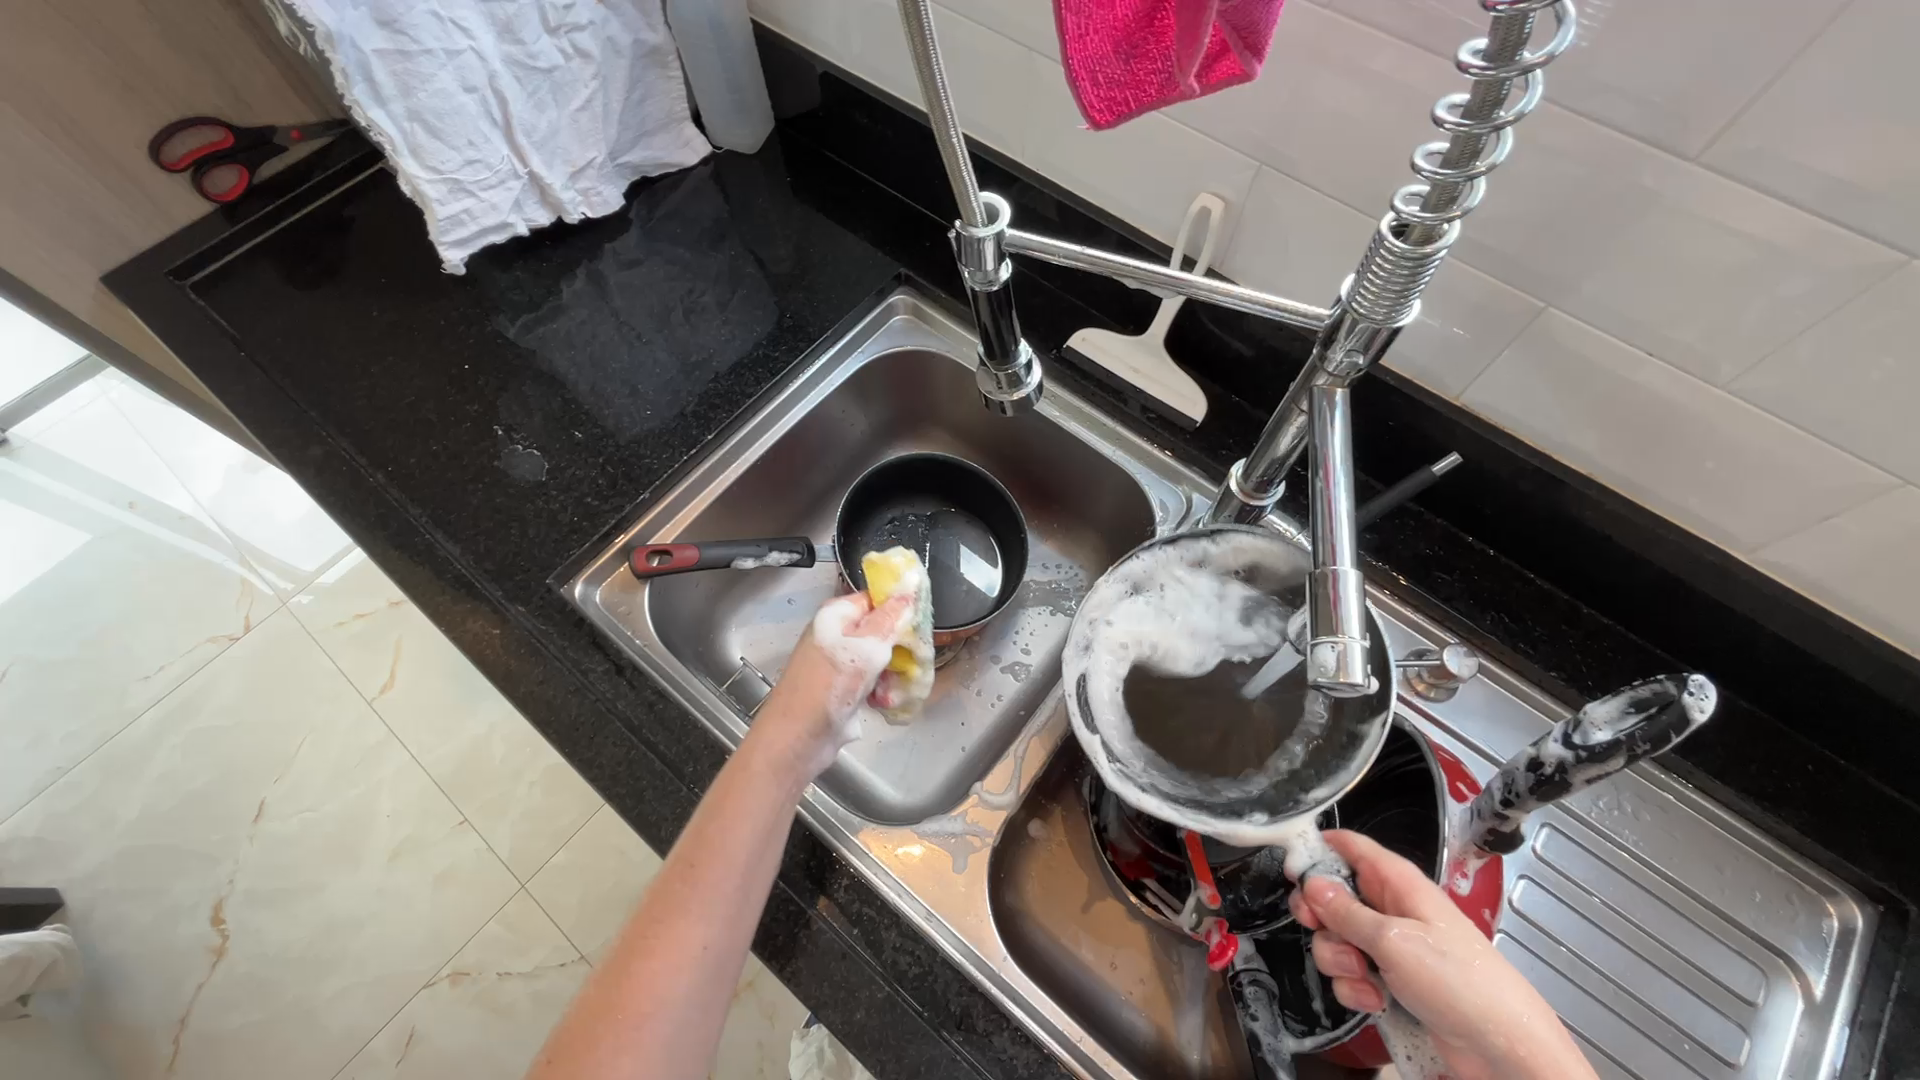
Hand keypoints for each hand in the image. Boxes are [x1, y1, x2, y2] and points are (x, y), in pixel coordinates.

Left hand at [753, 591, 913, 776]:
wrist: (797, 739)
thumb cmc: (825, 688)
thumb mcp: (866, 648)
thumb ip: (891, 618)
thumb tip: (909, 586)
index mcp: (837, 615)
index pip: (877, 598)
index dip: (901, 607)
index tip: (922, 621)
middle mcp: (838, 635)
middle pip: (883, 630)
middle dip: (900, 648)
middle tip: (912, 661)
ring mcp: (841, 663)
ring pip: (883, 659)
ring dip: (894, 675)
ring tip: (891, 689)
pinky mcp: (845, 688)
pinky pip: (875, 682)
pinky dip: (883, 692)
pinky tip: (883, 702)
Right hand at [1289, 830, 1596, 1079]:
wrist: (1502, 1050)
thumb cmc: (1457, 981)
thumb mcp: (1394, 941)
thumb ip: (1345, 911)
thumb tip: (1310, 883)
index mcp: (1396, 883)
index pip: (1349, 845)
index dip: (1316, 849)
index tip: (1289, 868)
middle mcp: (1390, 908)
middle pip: (1332, 894)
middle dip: (1320, 916)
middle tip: (1317, 926)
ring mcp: (1390, 946)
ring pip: (1336, 937)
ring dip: (1338, 958)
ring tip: (1364, 976)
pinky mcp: (1389, 980)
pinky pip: (1351, 973)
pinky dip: (1354, 987)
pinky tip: (1374, 1000)